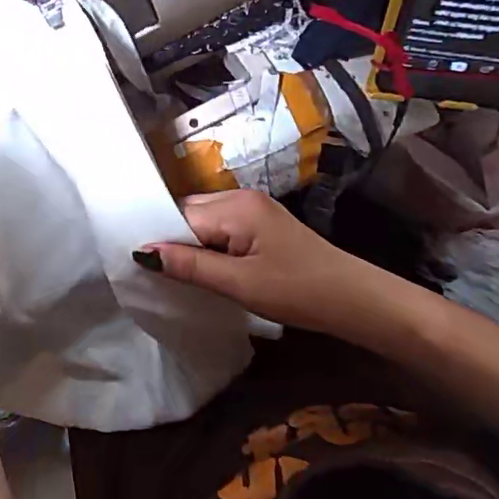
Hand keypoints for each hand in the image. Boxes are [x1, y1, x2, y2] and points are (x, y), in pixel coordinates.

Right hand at [138, 190, 411, 343]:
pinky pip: (219, 227)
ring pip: (202, 219)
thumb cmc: (300, 292)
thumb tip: (143, 253)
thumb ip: (190, 265)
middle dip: (171, 239)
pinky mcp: (260, 224)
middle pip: (188, 212)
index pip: (178, 215)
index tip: (139, 267)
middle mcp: (240, 197)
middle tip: (158, 274)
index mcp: (236, 206)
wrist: (359, 302)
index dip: (159, 240)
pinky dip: (207, 245)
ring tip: (179, 274)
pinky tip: (205, 267)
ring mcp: (253, 209)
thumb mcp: (240, 284)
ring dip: (189, 244)